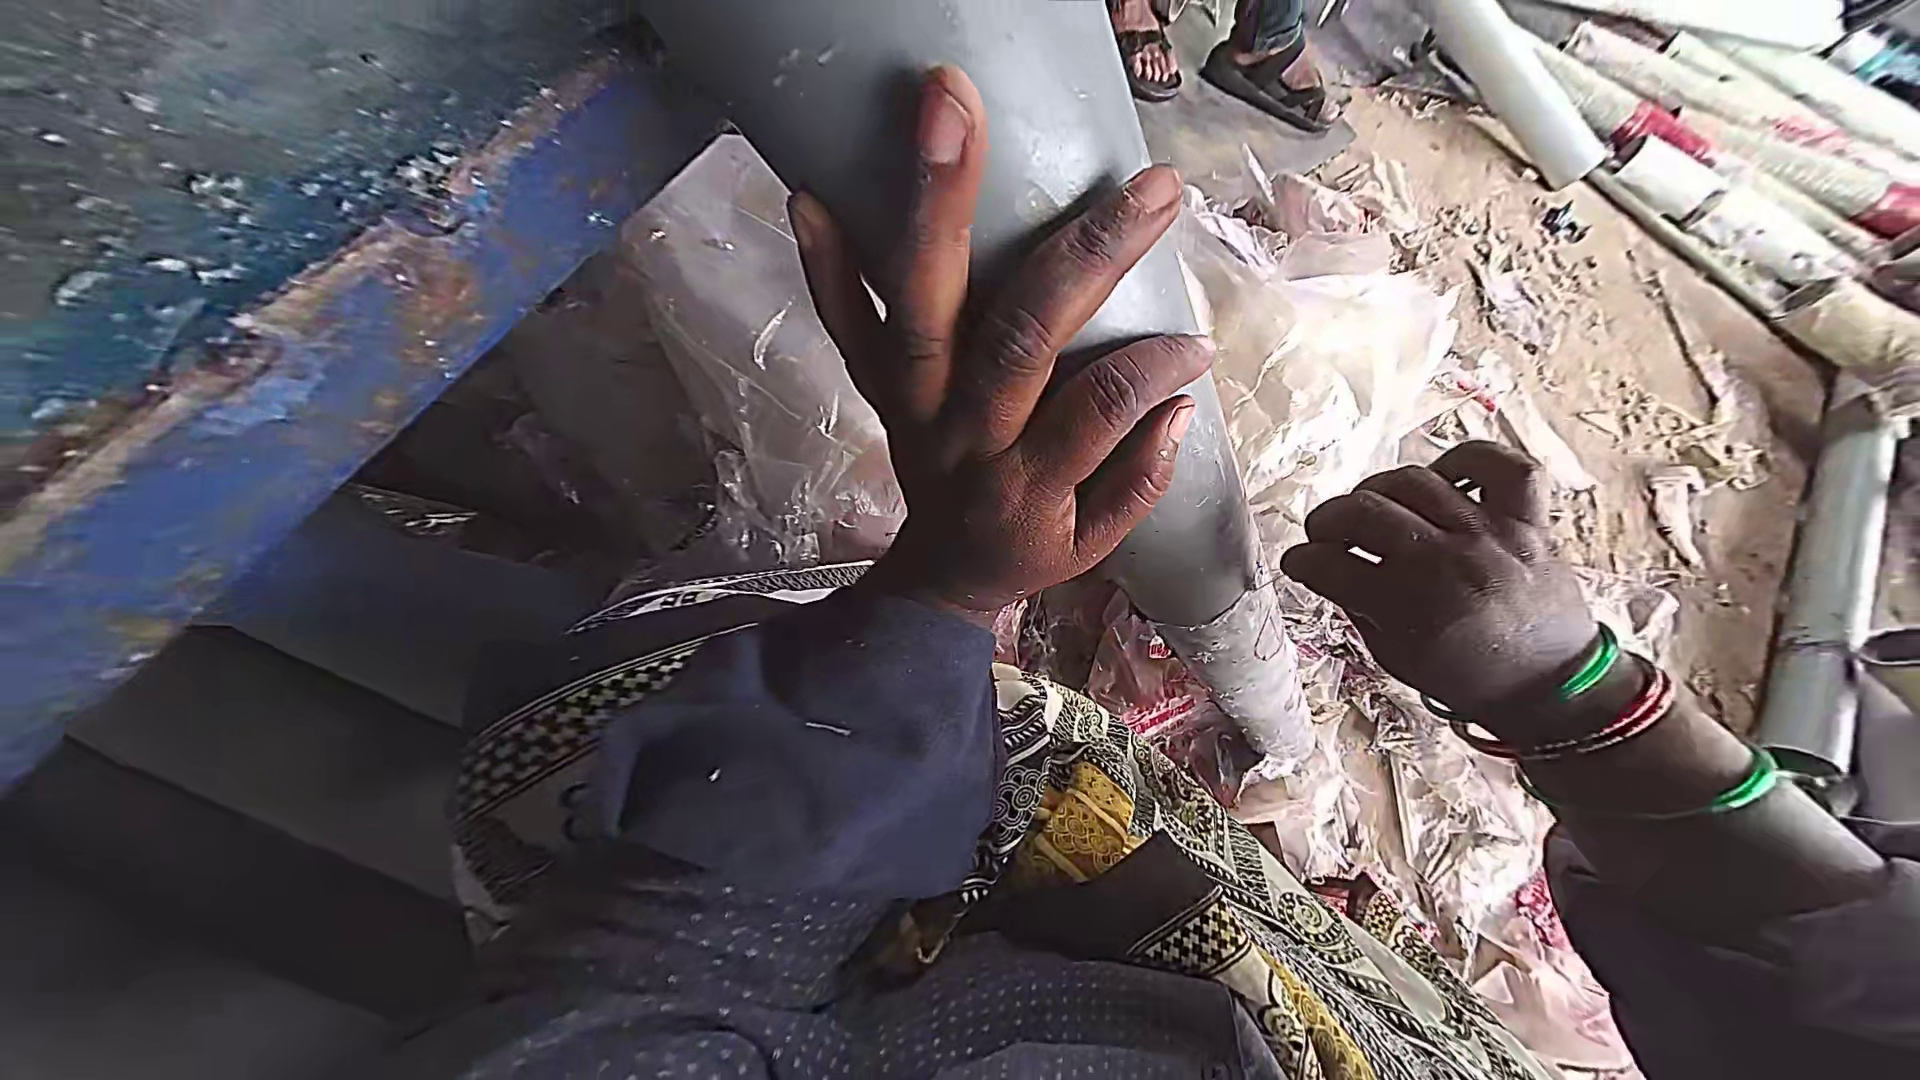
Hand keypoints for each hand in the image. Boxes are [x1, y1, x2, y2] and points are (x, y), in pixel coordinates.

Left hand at [788, 66, 1213, 624]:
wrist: (942, 572)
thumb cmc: (1025, 552)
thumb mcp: (1092, 545)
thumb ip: (1139, 483)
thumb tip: (1176, 402)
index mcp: (1025, 487)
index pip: (1096, 409)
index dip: (1151, 368)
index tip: (1193, 341)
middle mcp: (963, 440)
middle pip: (1017, 341)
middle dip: (1084, 257)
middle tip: (1144, 187)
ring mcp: (911, 411)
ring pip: (924, 314)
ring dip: (936, 209)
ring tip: (951, 111)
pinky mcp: (881, 396)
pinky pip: (849, 335)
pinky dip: (829, 271)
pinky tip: (814, 197)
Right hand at [1280, 442, 1618, 739]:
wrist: (1552, 688)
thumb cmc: (1461, 675)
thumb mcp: (1389, 651)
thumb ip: (1353, 603)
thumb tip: (1324, 565)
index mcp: (1407, 605)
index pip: (1326, 564)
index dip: (1299, 561)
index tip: (1297, 563)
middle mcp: (1445, 561)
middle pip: (1360, 511)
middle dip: (1324, 521)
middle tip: (1325, 537)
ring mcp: (1490, 534)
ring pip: (1412, 481)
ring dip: (1374, 492)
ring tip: (1371, 511)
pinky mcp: (1528, 521)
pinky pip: (1503, 467)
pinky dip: (1466, 461)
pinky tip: (1442, 480)